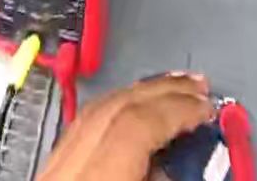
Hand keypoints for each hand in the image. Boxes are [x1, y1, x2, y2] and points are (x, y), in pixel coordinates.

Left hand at [38, 73, 213, 180]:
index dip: (174, 110)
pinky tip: (137, 107)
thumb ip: (160, 180)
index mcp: (94, 180)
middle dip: (161, 92)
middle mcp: (66, 166)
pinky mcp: (49, 168)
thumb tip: (178, 163)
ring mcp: (52, 165)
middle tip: (200, 86)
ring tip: (175, 88)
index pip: (134, 126)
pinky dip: (116, 107)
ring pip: (95, 108)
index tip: (207, 108)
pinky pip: (84, 123)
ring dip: (139, 93)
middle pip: (114, 107)